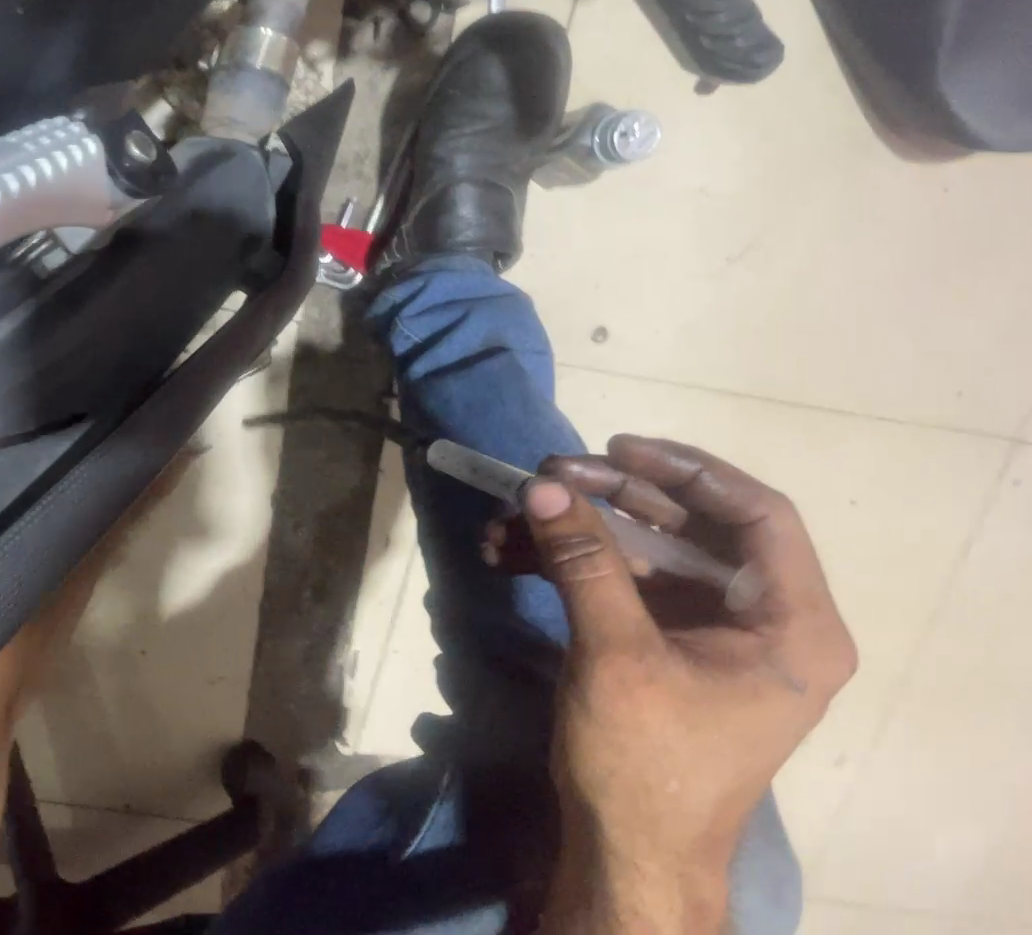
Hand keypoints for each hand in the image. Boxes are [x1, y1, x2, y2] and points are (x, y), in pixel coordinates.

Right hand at [525, 436, 856, 934]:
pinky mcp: (660, 646)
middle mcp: (759, 621)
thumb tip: (541, 486)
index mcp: (791, 626)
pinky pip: (617, 584)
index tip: (615, 448)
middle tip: (543, 478)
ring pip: (643, 553)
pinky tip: (508, 556)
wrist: (627, 847)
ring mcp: (706, 633)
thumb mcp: (614, 652)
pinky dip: (565, 565)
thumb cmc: (647, 758)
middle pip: (690, 530)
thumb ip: (583, 561)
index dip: (689, 472)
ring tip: (505, 522)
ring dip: (573, 533)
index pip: (759, 517)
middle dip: (611, 500)